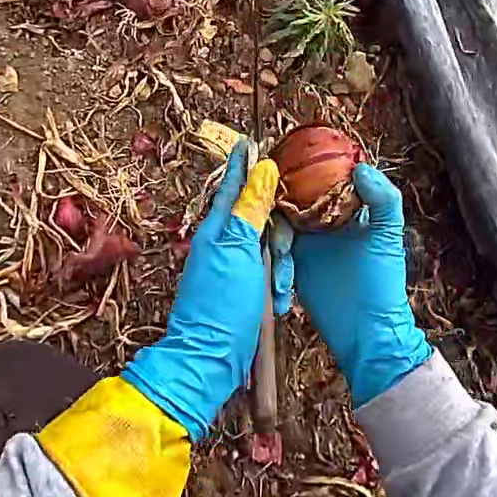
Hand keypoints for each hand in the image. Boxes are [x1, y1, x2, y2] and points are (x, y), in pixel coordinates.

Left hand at [121, 142, 277, 440]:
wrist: (208, 356)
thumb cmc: (221, 304)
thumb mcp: (239, 251)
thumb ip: (250, 210)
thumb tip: (261, 168)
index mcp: (217, 229)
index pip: (233, 187)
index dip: (243, 164)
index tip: (249, 141)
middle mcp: (221, 243)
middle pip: (252, 213)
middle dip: (274, 216)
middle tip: (289, 216)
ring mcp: (230, 266)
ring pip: (263, 242)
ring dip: (279, 254)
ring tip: (283, 270)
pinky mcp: (241, 287)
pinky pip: (264, 268)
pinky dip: (276, 273)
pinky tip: (282, 282)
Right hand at [291, 164, 431, 404]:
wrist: (365, 331)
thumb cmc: (382, 284)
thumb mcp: (387, 238)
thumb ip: (383, 200)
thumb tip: (361, 168)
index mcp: (345, 210)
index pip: (319, 180)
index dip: (301, 173)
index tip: (284, 170)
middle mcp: (322, 221)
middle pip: (290, 200)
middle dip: (277, 206)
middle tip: (272, 213)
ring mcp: (304, 242)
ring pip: (277, 226)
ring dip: (277, 242)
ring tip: (284, 257)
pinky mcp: (291, 263)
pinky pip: (274, 253)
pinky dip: (276, 265)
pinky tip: (283, 282)